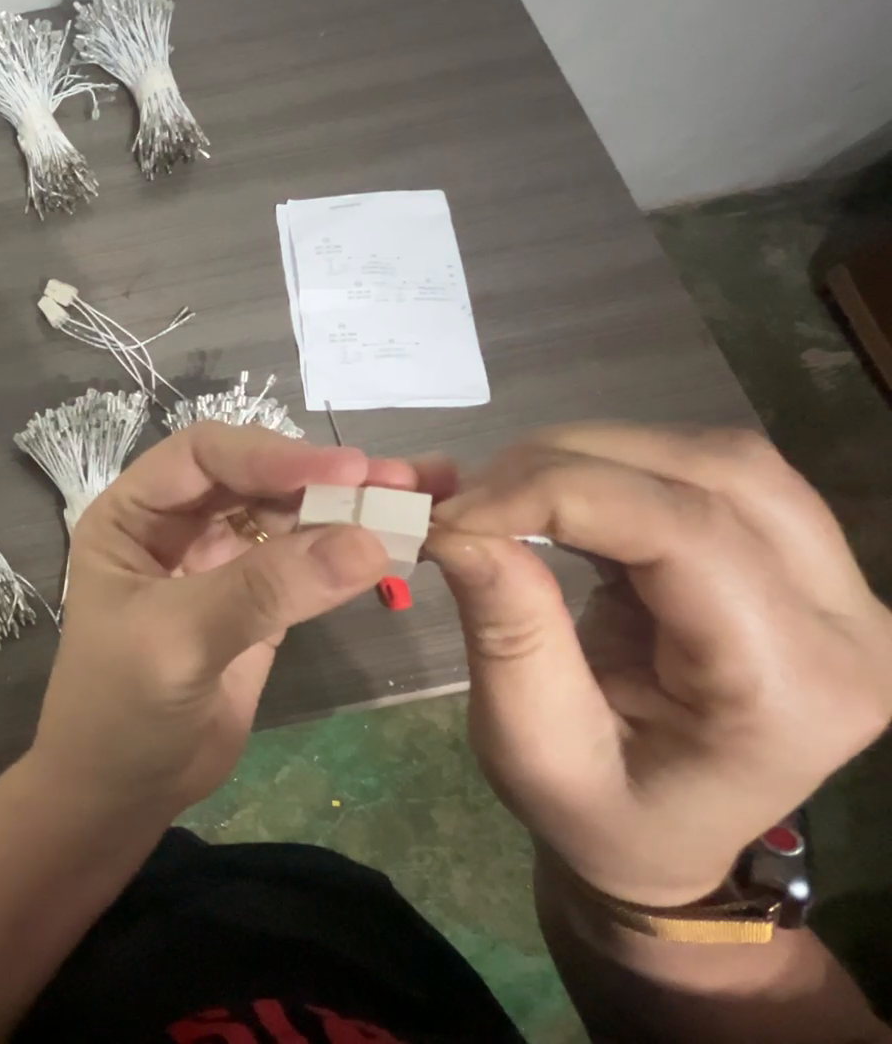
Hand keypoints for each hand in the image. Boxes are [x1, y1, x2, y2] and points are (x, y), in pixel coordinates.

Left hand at [28, 423, 421, 816]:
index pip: (201, 456)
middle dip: (320, 477)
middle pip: (250, 477)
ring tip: (416, 505)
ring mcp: (215, 563)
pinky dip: (344, 553)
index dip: (272, 454)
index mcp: (129, 517)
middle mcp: (170, 527)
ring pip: (282, 516)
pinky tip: (393, 547)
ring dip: (342, 509)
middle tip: (403, 484)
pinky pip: (302, 563)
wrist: (121, 786)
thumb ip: (264, 589)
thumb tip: (368, 538)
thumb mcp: (180, 638)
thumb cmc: (121, 708)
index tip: (350, 470)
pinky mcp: (253, 603)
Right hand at [424, 424, 891, 906]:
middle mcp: (845, 622)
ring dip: (589, 457)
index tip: (449, 513)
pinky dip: (606, 472)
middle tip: (463, 500)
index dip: (557, 496)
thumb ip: (506, 630)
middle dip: (568, 463)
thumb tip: (455, 526)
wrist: (655, 839)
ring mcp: (830, 587)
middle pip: (719, 474)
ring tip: (498, 496)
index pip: (687, 534)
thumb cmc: (592, 811)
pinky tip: (544, 503)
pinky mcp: (786, 566)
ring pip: (718, 460)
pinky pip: (703, 480)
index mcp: (790, 686)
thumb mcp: (529, 741)